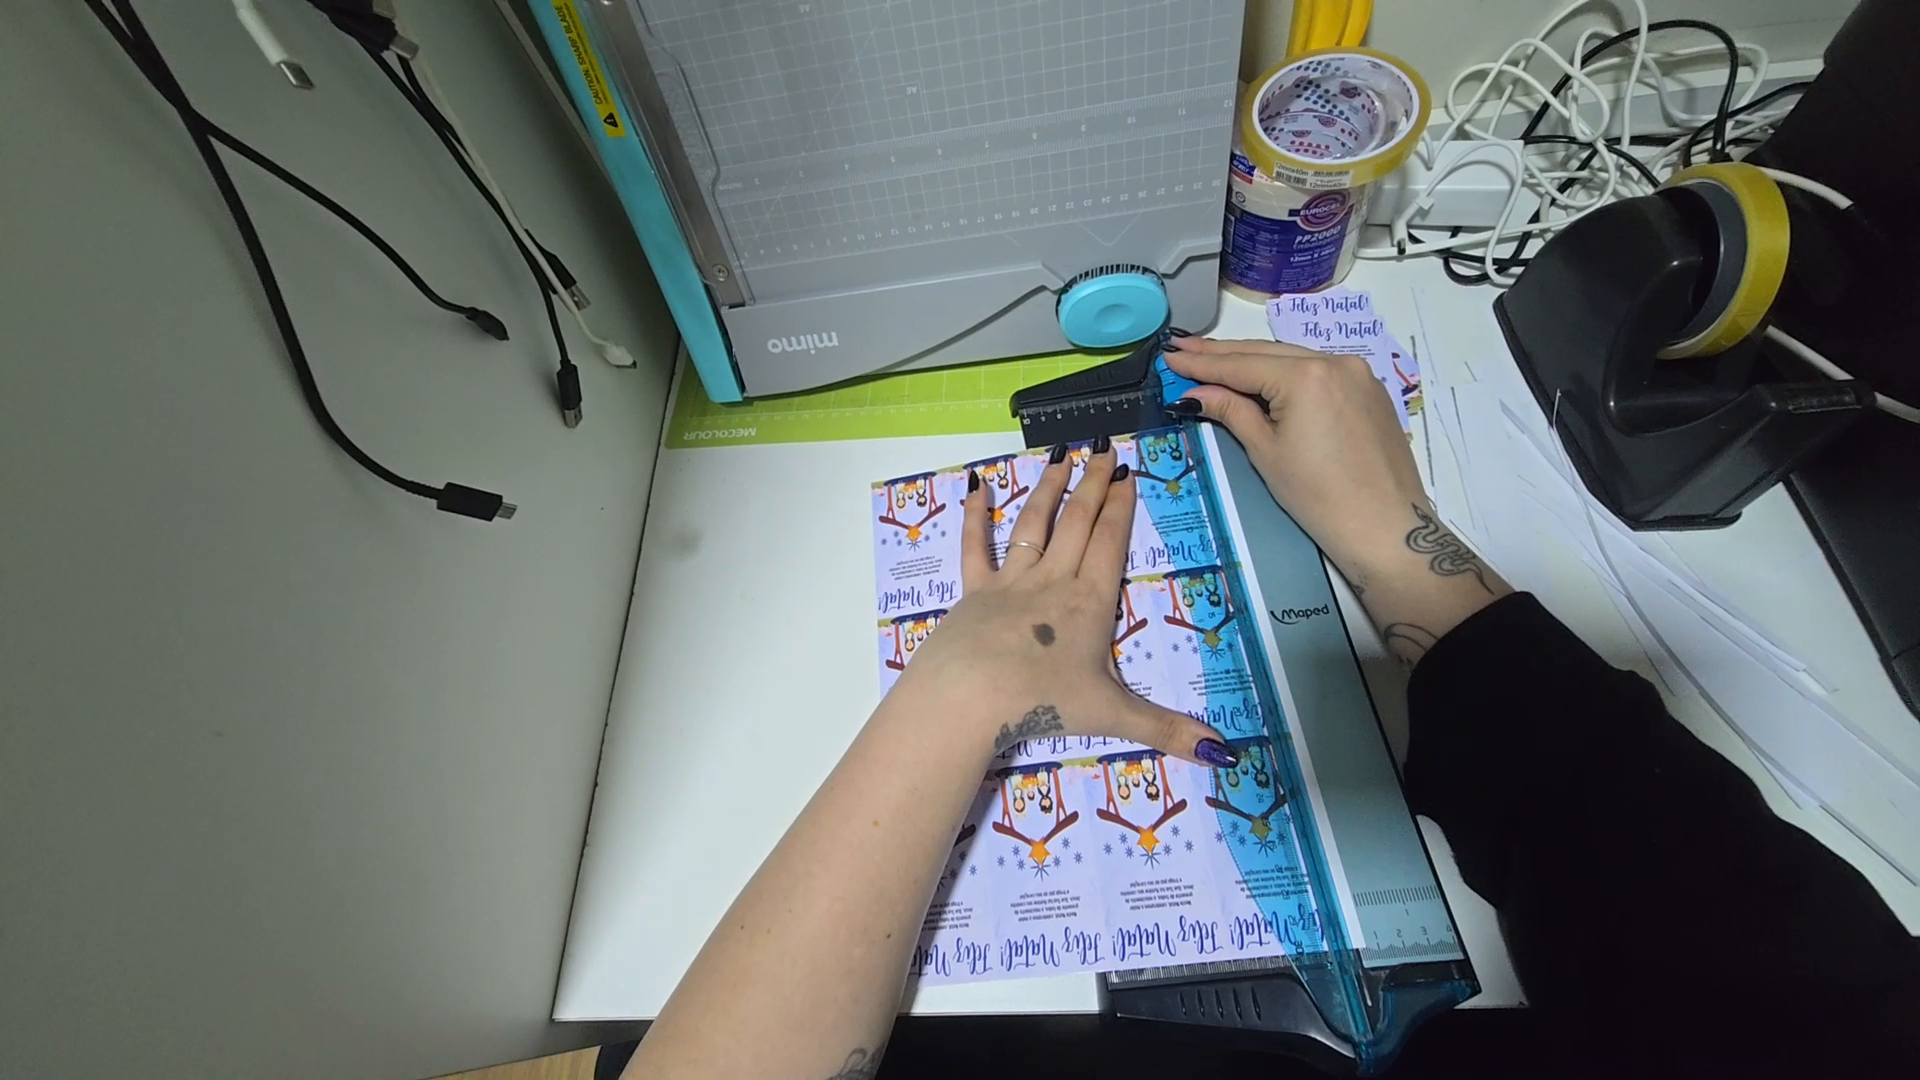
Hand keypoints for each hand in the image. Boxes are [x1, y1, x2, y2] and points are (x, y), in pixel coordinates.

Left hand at [889, 443, 1235, 766]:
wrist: (970, 696)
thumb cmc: (1042, 701)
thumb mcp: (1112, 716)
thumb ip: (1168, 730)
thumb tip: (1228, 755)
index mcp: (1089, 602)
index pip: (1110, 543)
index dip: (1121, 508)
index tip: (1128, 474)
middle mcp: (1052, 581)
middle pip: (1077, 523)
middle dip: (1094, 485)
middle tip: (1104, 449)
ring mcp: (1010, 581)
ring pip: (1033, 524)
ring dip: (1048, 488)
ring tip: (1060, 455)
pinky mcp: (973, 590)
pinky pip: (974, 546)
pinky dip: (975, 515)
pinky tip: (975, 485)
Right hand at [1164, 336, 1509, 666]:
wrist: (1384, 526)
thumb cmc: (1317, 495)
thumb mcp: (1265, 451)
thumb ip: (1231, 412)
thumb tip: (1195, 394)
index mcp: (1306, 376)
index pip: (1240, 365)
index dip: (1200, 362)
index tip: (1169, 354)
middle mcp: (1334, 362)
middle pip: (1265, 352)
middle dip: (1220, 352)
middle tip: (1180, 347)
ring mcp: (1356, 373)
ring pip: (1290, 357)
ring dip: (1250, 359)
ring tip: (1211, 359)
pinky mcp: (1367, 389)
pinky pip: (1314, 370)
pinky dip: (1281, 371)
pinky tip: (1259, 375)